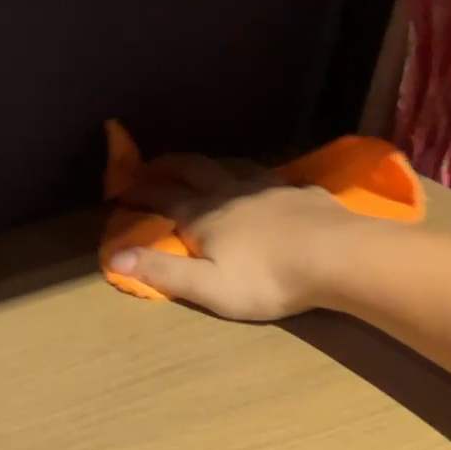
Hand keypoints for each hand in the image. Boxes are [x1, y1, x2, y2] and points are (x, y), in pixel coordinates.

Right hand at [109, 154, 374, 320]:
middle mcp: (232, 192)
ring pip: (231, 165)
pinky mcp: (299, 191)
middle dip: (169, 165)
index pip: (164, 198)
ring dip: (208, 162)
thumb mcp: (206, 287)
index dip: (140, 190)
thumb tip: (113, 256)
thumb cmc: (266, 279)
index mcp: (204, 216)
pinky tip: (255, 182)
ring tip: (198, 165)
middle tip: (152, 163)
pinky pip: (265, 174)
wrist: (336, 257)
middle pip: (195, 169)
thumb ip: (161, 270)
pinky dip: (248, 174)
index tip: (121, 186)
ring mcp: (269, 187)